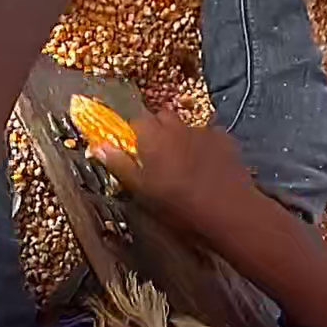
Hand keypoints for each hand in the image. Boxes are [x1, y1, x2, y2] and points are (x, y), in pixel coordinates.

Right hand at [92, 109, 270, 241]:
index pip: (137, 120)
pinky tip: (207, 166)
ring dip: (181, 138)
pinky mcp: (225, 139)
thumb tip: (98, 146)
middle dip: (158, 130)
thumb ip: (120, 165)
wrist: (227, 210)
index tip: (136, 152)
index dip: (135, 134)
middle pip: (162, 116)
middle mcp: (177, 126)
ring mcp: (203, 130)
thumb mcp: (142, 189)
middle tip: (157, 156)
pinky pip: (208, 135)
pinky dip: (204, 145)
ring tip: (184, 163)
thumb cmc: (177, 203)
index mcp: (152, 135)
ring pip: (186, 126)